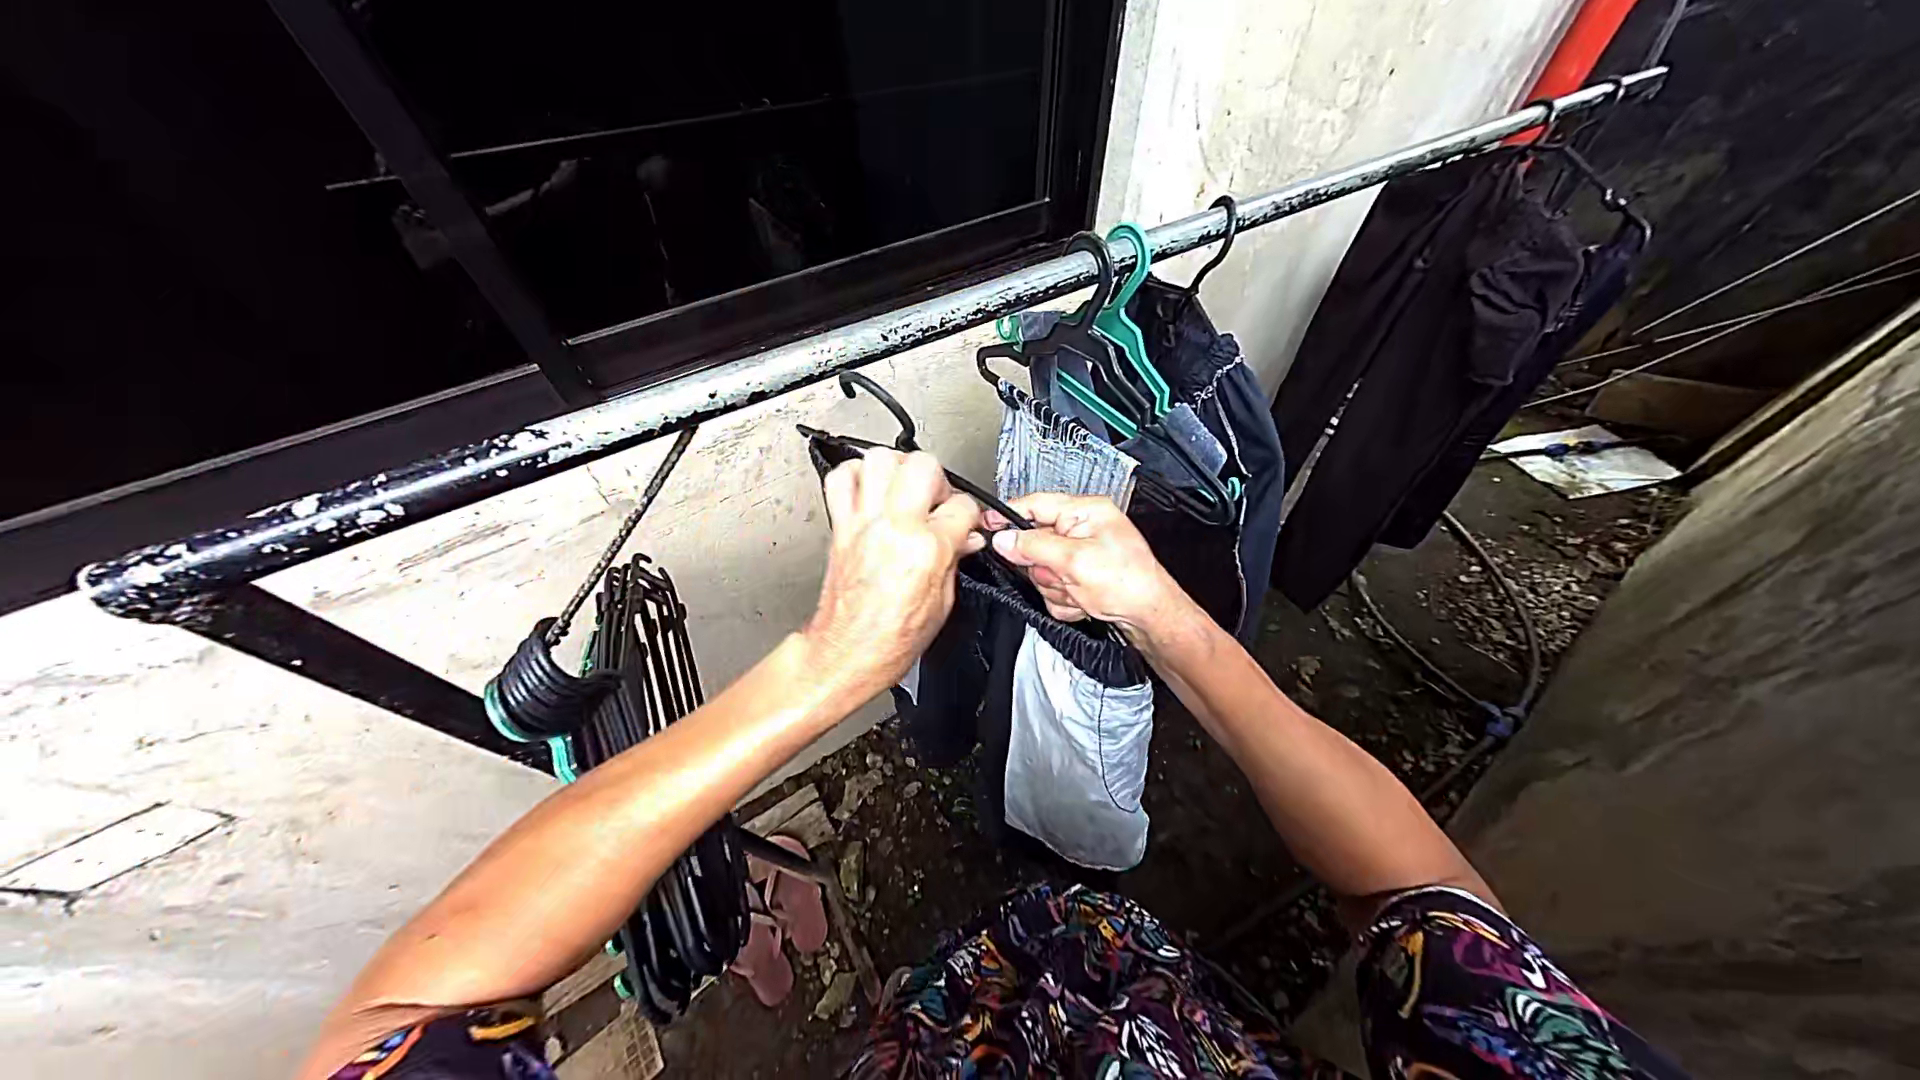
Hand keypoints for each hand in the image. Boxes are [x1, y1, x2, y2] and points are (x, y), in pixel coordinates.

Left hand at [805, 449, 983, 694]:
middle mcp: (894, 528)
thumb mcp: (942, 603)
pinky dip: (856, 476)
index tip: (964, 524)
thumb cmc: (890, 640)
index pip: (962, 506)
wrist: (847, 653)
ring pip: (879, 459)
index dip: (968, 516)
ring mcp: (863, 523)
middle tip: (936, 500)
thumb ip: (954, 559)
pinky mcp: (840, 527)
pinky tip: (871, 491)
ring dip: (898, 469)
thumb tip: (965, 537)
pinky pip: (841, 479)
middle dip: (937, 478)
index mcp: (926, 550)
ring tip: (904, 489)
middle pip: (923, 465)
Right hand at [985, 493, 1197, 640]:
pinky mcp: (1080, 578)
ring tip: (1080, 590)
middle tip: (1063, 575)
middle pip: (1034, 544)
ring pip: (1042, 572)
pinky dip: (1065, 600)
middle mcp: (1083, 530)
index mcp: (1086, 512)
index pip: (1035, 504)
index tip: (989, 525)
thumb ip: (1032, 547)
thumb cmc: (1129, 583)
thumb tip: (1004, 539)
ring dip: (1056, 587)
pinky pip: (1053, 589)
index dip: (1009, 515)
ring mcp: (1081, 556)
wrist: (1149, 618)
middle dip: (1045, 568)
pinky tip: (1084, 601)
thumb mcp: (1074, 560)